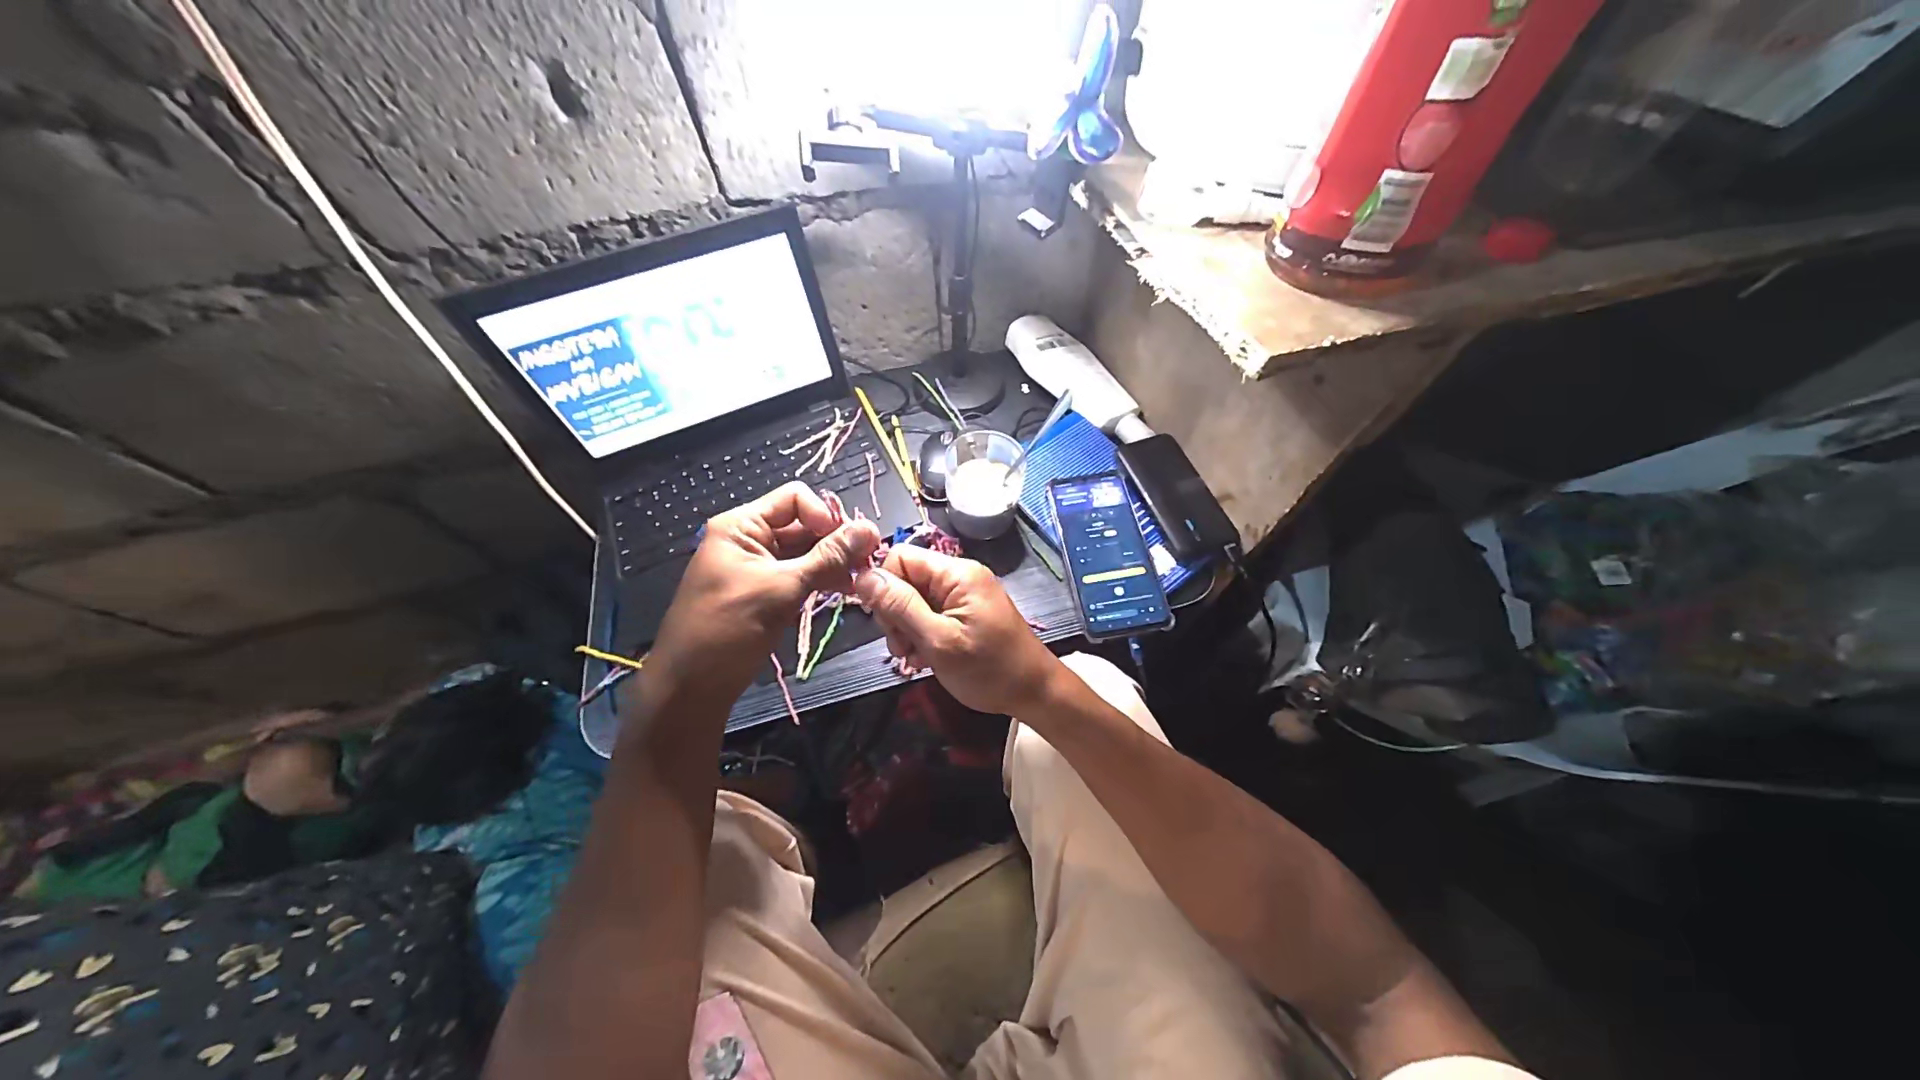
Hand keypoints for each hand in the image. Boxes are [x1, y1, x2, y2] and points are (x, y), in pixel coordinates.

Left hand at [651, 482, 880, 696]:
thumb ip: (827, 558)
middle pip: (804, 525)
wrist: (689, 688)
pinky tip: (846, 591)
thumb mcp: (781, 589)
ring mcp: (759, 568)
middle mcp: (751, 539)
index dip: (825, 515)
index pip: (795, 499)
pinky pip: (801, 576)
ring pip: (807, 553)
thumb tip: (869, 529)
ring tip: (862, 580)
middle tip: (869, 563)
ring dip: (834, 563)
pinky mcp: (767, 593)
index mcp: (742, 526)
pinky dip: (823, 580)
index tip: (850, 543)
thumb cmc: (726, 630)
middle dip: (836, 541)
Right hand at [854, 545, 1061, 716]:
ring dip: (906, 630)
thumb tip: (863, 576)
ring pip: (913, 601)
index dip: (884, 587)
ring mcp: (963, 596)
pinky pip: (930, 615)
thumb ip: (900, 607)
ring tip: (916, 657)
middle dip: (895, 614)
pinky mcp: (965, 614)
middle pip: (905, 580)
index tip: (886, 622)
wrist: (1034, 693)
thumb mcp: (938, 641)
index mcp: (957, 573)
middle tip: (903, 647)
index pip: (900, 557)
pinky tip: (926, 658)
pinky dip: (922, 636)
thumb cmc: (989, 670)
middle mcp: (959, 577)